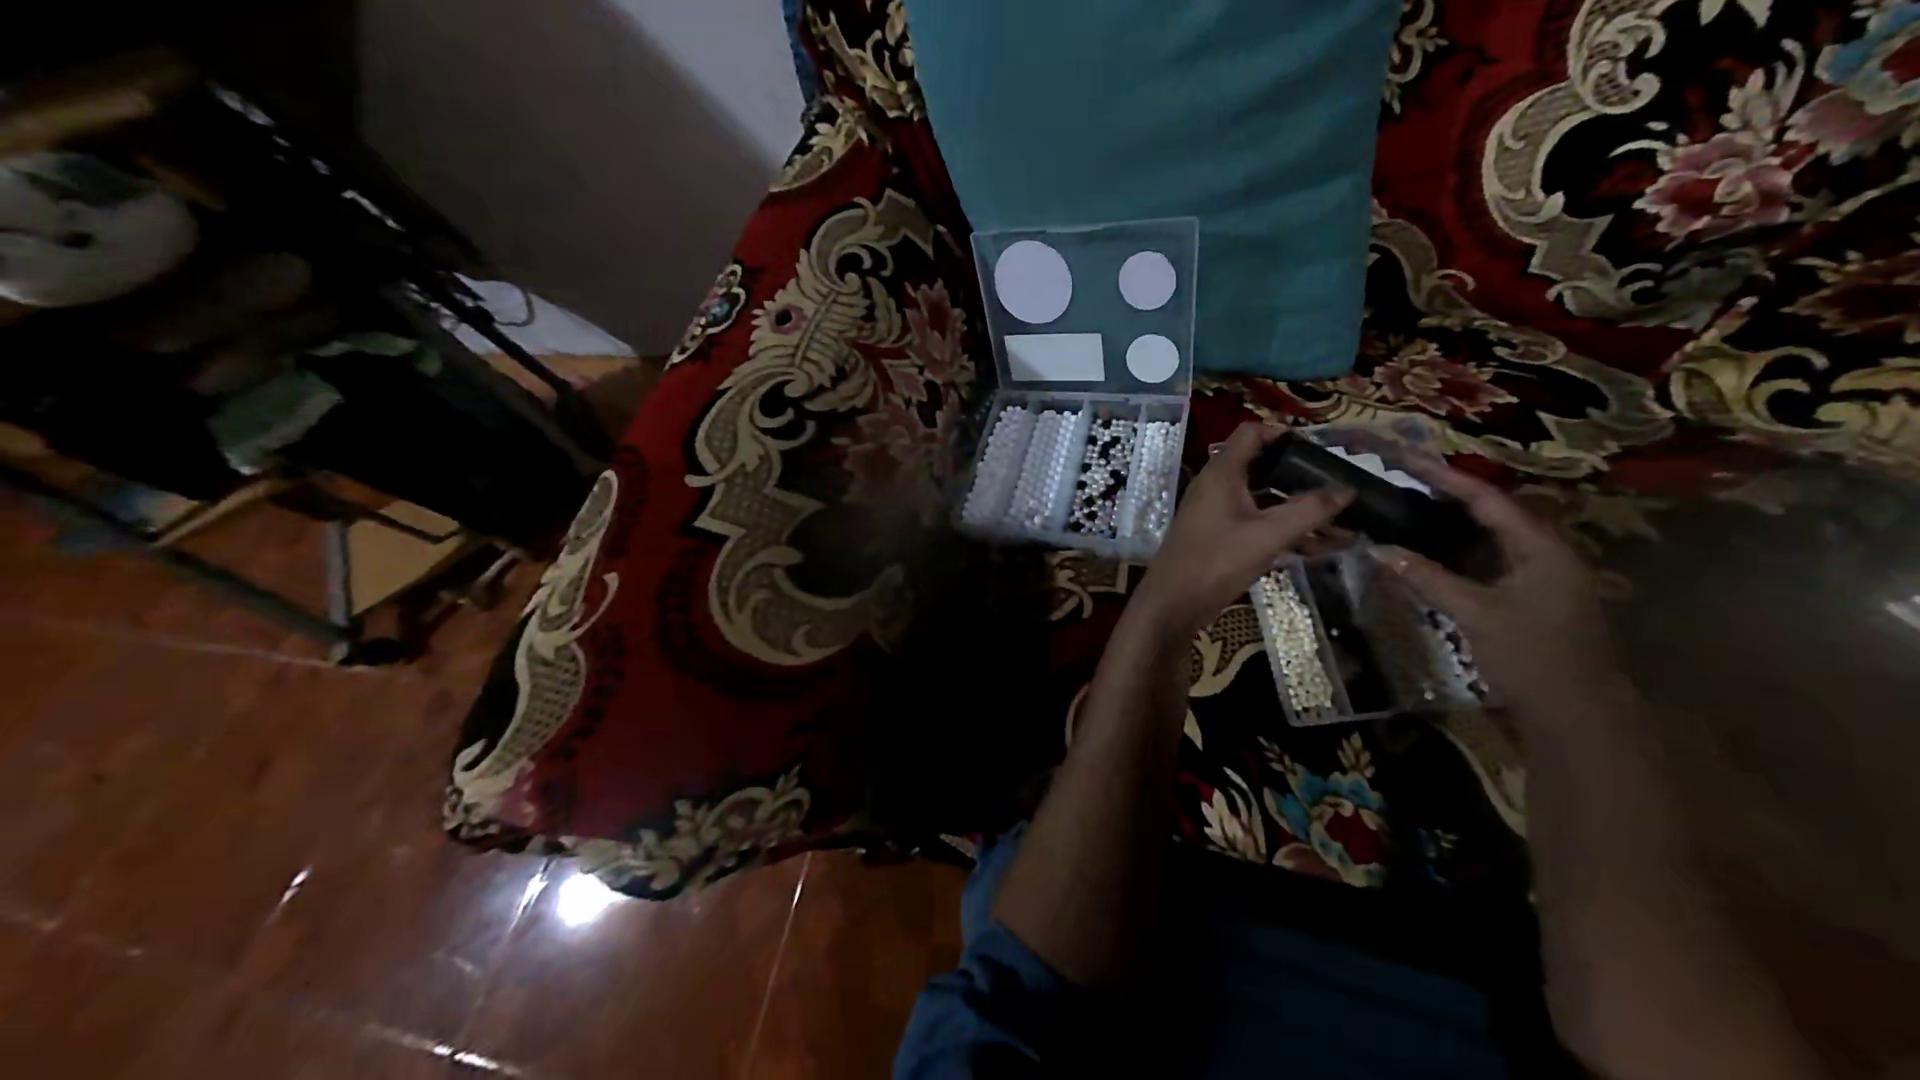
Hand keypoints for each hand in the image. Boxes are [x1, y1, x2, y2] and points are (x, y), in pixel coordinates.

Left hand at [1129, 423, 1352, 639]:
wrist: (1172, 605)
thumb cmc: (1215, 562)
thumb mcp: (1267, 535)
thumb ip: (1309, 510)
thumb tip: (1348, 489)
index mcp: (1221, 473)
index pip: (1251, 433)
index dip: (1283, 432)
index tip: (1318, 446)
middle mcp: (1217, 486)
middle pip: (1261, 466)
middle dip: (1300, 473)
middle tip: (1337, 481)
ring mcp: (1217, 513)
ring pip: (1263, 499)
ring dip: (1298, 507)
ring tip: (1343, 517)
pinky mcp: (1220, 537)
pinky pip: (1258, 523)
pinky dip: (1286, 529)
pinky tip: (1322, 545)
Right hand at [1371, 455, 1624, 718]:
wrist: (1576, 713)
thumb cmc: (1532, 656)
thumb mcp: (1475, 614)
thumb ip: (1428, 578)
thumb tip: (1380, 549)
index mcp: (1543, 548)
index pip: (1488, 501)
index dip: (1446, 479)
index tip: (1408, 462)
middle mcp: (1546, 554)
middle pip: (1492, 513)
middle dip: (1447, 495)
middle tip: (1404, 480)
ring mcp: (1540, 577)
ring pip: (1490, 538)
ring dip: (1451, 523)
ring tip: (1409, 507)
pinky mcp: (1529, 598)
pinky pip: (1488, 561)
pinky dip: (1457, 551)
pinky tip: (1429, 551)